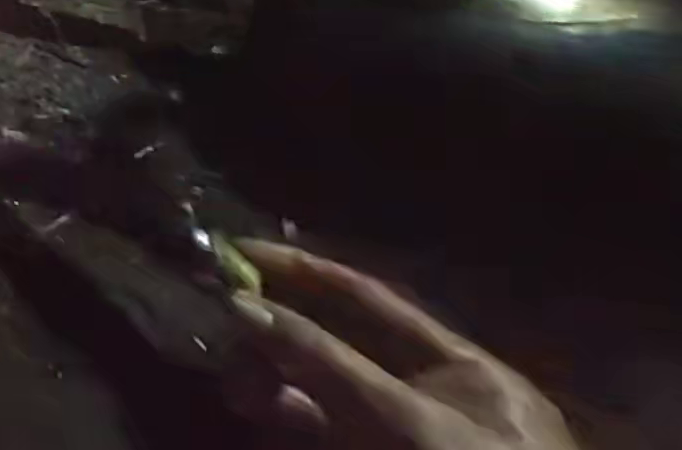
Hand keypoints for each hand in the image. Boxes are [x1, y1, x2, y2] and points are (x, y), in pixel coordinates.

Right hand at [226, 240, 577, 449]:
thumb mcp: (403, 420)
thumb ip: (320, 356)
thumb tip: (237, 302)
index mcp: (460, 365)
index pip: (364, 293)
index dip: (297, 266)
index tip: (234, 250)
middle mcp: (430, 388)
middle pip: (335, 332)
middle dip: (275, 324)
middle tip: (221, 320)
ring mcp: (402, 430)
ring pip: (319, 376)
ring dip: (270, 370)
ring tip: (235, 384)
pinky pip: (318, 419)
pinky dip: (284, 407)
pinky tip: (253, 407)